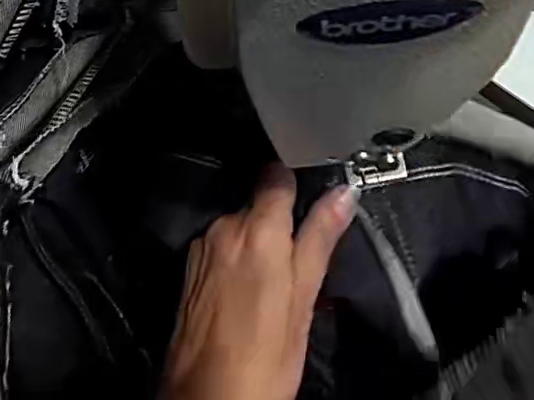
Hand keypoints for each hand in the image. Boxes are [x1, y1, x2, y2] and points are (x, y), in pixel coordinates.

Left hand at [160, 165, 355, 399]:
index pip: (278, 174)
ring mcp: (203, 246)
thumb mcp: (304, 299)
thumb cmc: (264, 359)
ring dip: (256, 240)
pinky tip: (245, 293)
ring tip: (271, 284)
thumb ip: (321, 237)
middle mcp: (226, 226)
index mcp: (259, 228)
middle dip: (279, 220)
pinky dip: (235, 257)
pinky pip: (221, 245)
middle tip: (296, 259)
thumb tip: (344, 193)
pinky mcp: (189, 268)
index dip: (298, 182)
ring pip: (241, 224)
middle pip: (260, 200)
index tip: (312, 199)